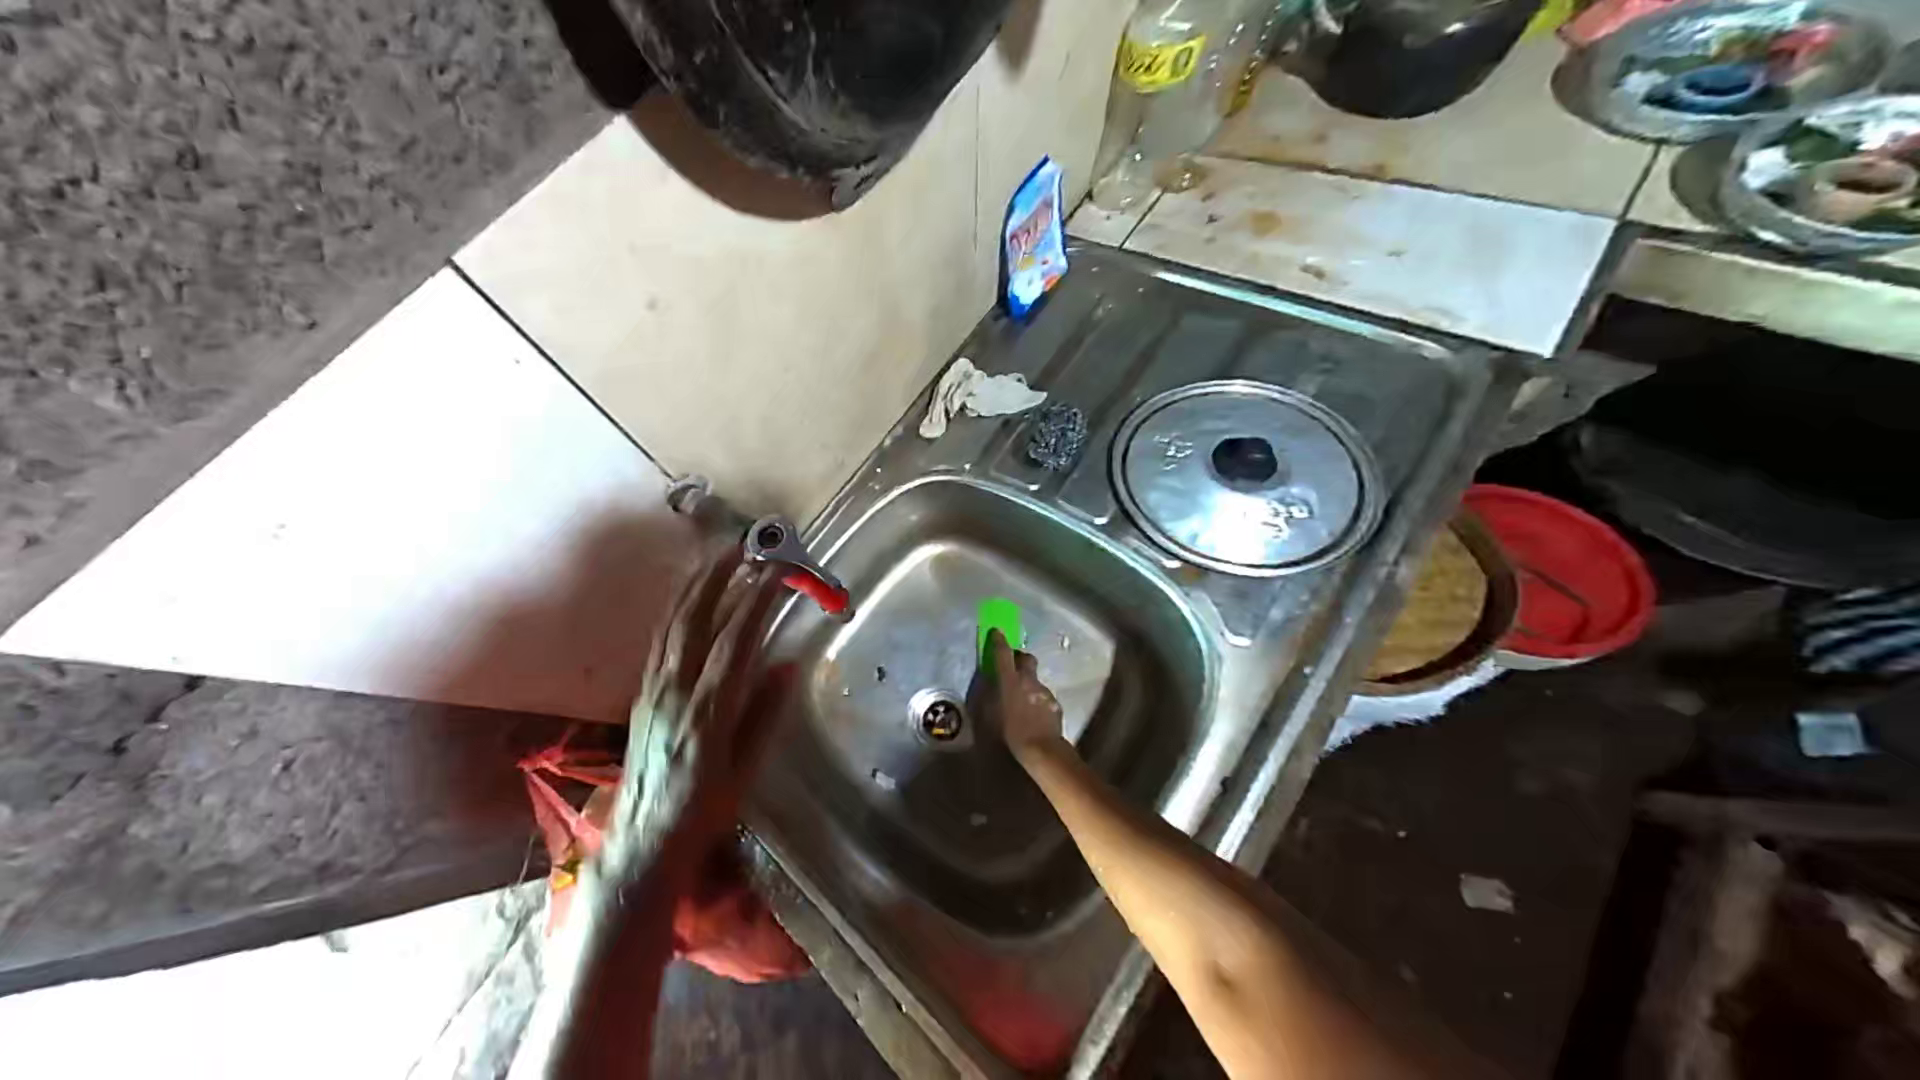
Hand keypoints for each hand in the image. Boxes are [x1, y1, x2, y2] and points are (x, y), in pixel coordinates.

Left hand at [600, 545, 793, 886]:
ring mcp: (653, 690)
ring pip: (673, 624)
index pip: (736, 640)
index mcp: (707, 712)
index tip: (778, 571)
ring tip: (718, 558)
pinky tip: (691, 598)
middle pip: (696, 619)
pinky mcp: (642, 694)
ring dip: (696, 586)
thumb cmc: (704, 811)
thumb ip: (765, 713)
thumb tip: (786, 664)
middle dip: (719, 577)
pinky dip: (678, 609)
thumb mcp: (746, 768)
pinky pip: (661, 639)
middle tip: (743, 547)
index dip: (757, 600)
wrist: (644, 842)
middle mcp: (675, 692)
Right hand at [981, 628, 1066, 765]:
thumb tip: (989, 682)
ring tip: (1021, 698)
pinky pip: (1043, 695)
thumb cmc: (1009, 733)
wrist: (1041, 748)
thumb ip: (989, 694)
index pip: (1003, 653)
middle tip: (1011, 666)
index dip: (999, 641)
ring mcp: (1044, 690)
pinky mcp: (1055, 703)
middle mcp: (1029, 680)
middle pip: (1026, 658)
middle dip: (1019, 657)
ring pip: (1035, 678)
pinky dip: (1037, 698)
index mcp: (1010, 681)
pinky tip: (1033, 713)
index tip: (996, 632)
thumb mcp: (989, 714)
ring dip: (1028, 682)